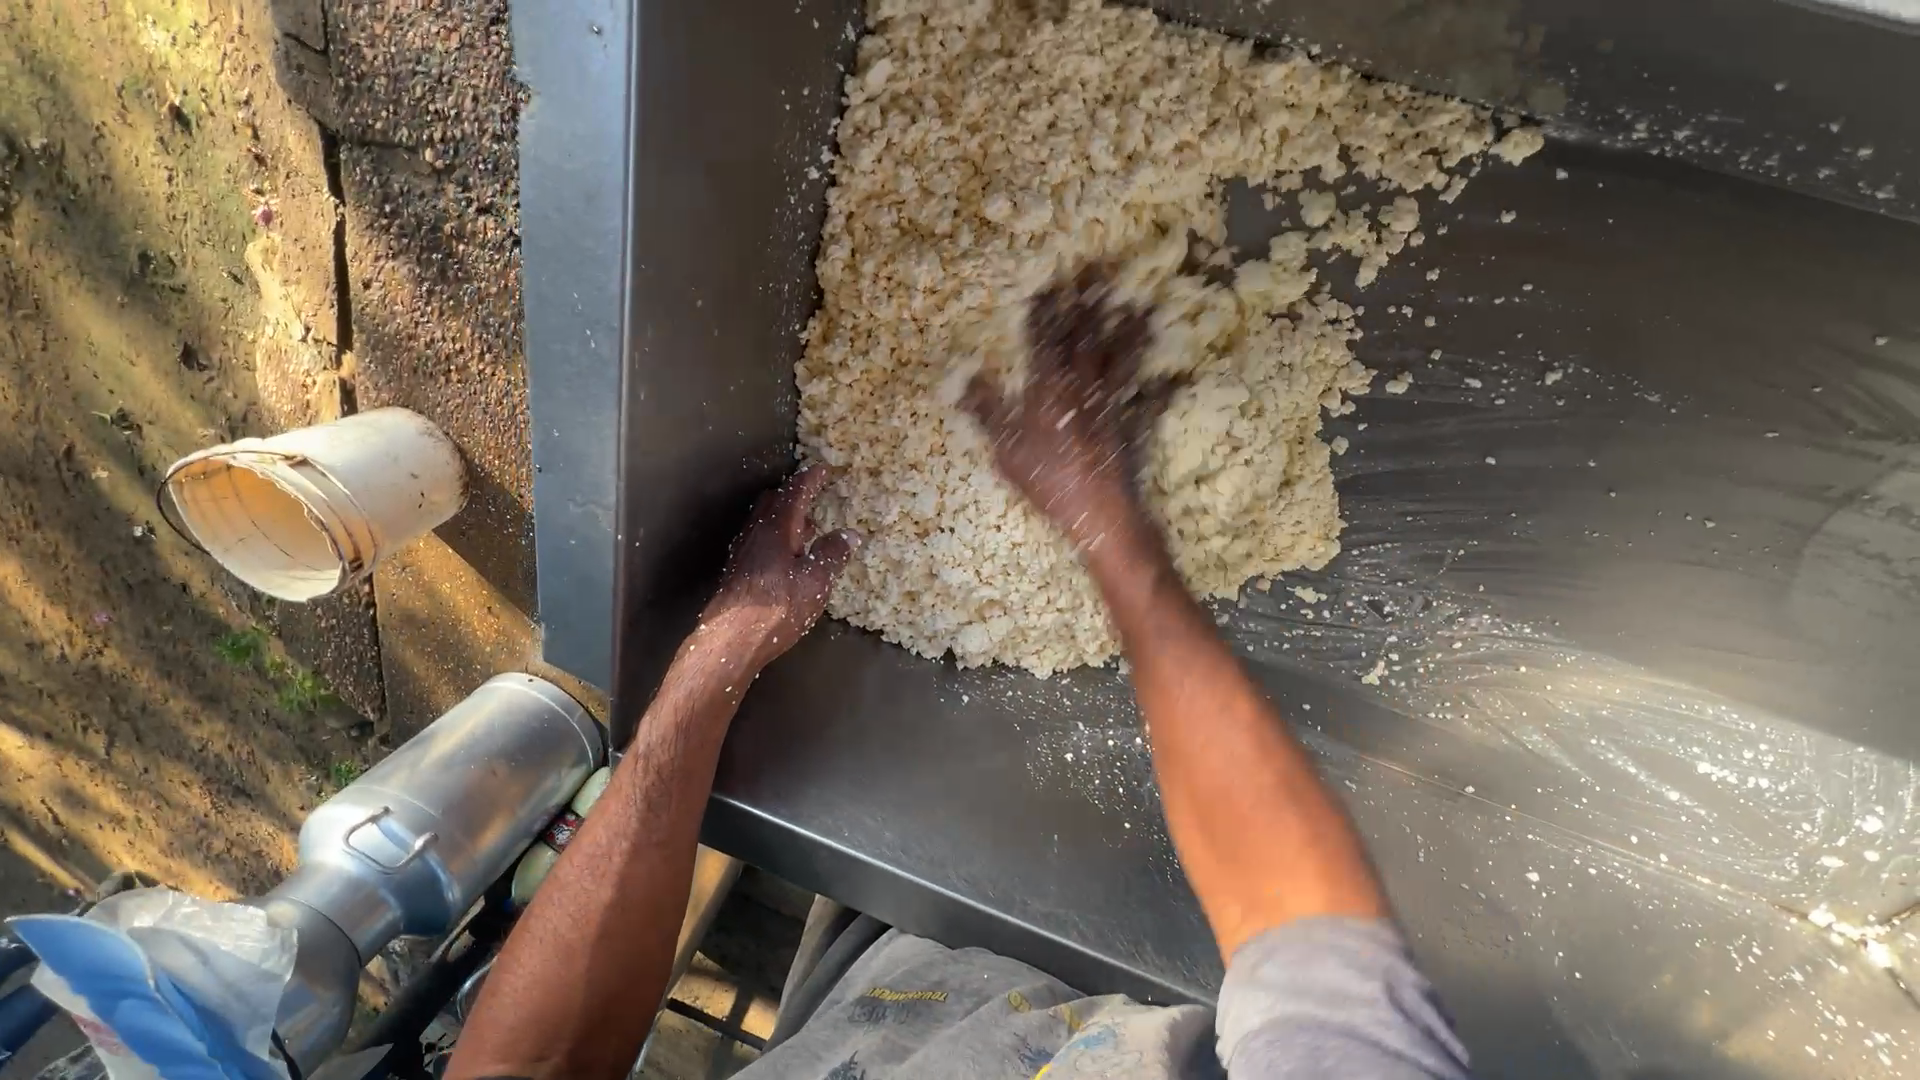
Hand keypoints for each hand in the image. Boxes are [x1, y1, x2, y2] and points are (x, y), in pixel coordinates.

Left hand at [697, 465, 860, 672]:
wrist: (731, 640)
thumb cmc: (777, 607)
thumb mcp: (816, 580)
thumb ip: (833, 553)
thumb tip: (849, 534)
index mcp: (777, 527)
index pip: (796, 491)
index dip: (812, 478)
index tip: (824, 469)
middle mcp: (756, 533)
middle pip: (774, 502)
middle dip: (794, 496)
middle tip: (814, 496)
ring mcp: (743, 553)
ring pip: (765, 523)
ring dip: (786, 520)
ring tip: (807, 529)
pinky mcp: (738, 573)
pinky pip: (760, 542)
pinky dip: (778, 539)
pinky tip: (787, 560)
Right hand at [962, 266, 1173, 560]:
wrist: (1097, 509)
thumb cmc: (1047, 479)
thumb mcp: (1004, 448)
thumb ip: (987, 410)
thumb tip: (967, 378)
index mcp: (1048, 387)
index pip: (1044, 338)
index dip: (1047, 309)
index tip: (1052, 280)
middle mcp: (1082, 386)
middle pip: (1086, 337)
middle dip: (1089, 302)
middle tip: (1098, 270)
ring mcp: (1111, 403)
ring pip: (1120, 359)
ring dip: (1129, 331)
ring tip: (1139, 306)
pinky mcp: (1131, 424)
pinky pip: (1150, 401)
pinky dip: (1164, 388)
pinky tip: (1176, 375)